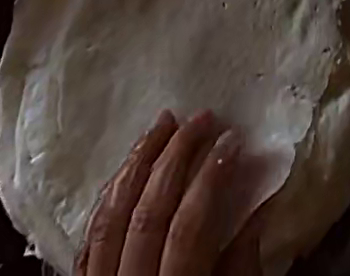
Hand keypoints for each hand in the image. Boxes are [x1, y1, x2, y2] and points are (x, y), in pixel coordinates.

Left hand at [78, 110, 262, 275]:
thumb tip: (258, 212)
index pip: (188, 229)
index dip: (210, 179)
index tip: (232, 141)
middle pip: (148, 211)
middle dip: (177, 155)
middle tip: (202, 117)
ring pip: (112, 212)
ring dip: (140, 160)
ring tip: (164, 123)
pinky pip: (92, 232)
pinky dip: (112, 192)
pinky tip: (130, 165)